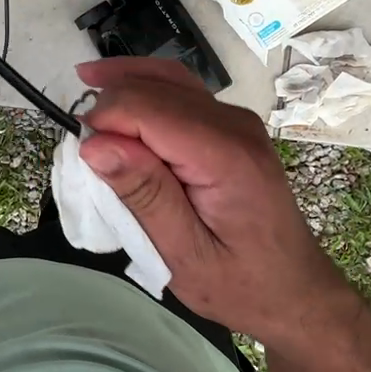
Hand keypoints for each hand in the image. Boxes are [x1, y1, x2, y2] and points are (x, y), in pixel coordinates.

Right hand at [76, 58, 359, 350]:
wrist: (295, 292)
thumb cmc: (240, 284)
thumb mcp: (184, 255)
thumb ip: (144, 195)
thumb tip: (95, 145)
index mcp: (226, 157)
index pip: (148, 109)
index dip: (105, 120)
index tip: (81, 156)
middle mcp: (234, 126)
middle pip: (155, 87)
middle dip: (109, 101)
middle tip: (75, 139)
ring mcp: (235, 122)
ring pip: (168, 79)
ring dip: (123, 83)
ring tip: (82, 84)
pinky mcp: (229, 127)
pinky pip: (179, 92)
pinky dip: (143, 90)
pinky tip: (116, 95)